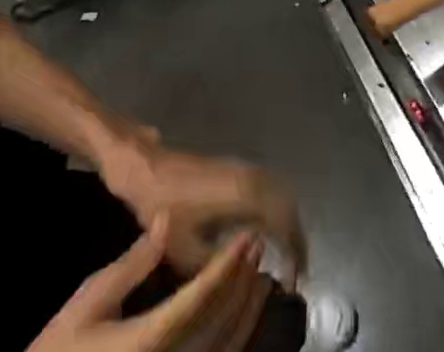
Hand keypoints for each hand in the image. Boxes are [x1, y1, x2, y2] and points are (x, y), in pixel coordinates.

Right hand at [29, 218, 269, 351]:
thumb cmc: (60, 351)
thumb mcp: (89, 302)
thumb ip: (133, 264)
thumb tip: (167, 219)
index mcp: (150, 341)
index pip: (202, 298)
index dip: (228, 265)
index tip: (248, 238)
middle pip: (222, 323)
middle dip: (243, 282)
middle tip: (256, 245)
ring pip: (226, 346)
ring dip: (247, 309)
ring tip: (258, 273)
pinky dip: (236, 335)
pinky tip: (242, 312)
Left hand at [98, 140, 306, 283]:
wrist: (148, 168)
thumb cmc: (164, 207)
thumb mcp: (186, 249)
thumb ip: (220, 262)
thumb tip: (247, 271)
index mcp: (246, 194)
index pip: (284, 221)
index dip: (295, 250)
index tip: (295, 276)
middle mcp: (253, 177)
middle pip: (289, 205)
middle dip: (296, 237)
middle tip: (294, 268)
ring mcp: (246, 169)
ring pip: (282, 193)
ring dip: (287, 221)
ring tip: (284, 253)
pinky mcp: (237, 168)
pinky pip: (270, 187)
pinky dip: (276, 208)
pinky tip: (265, 230)